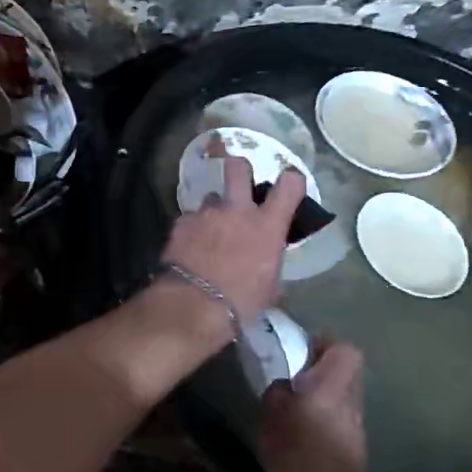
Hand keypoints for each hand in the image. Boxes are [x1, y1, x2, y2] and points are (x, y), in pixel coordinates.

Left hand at [160, 156, 305, 315]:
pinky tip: (191, 247)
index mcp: (267, 225)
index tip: (289, 184)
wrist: (194, 304)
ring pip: (211, 198)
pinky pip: (190, 219)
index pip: (289, 185)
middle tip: (239, 183)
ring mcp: (206, 213)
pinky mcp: (180, 223)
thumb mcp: (269, 289)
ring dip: (214, 211)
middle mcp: (236, 210)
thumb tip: (273, 279)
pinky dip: (193, 230)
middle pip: (238, 167)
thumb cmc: (241, 302)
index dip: (291, 180)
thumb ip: (271, 270)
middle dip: (240, 169)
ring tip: (211, 231)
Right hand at [259, 339, 365, 471]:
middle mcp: (351, 402)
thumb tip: (285, 384)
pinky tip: (309, 435)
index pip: (346, 350)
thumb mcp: (270, 411)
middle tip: (299, 377)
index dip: (327, 343)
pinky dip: (330, 419)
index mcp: (331, 386)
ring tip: (301, 408)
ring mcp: (358, 427)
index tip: (305, 350)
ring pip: (347, 397)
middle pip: (348, 373)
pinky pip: (344, 421)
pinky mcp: (357, 449)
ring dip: (328, 395)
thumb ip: (278, 389)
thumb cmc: (292, 448)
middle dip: (326, 369)